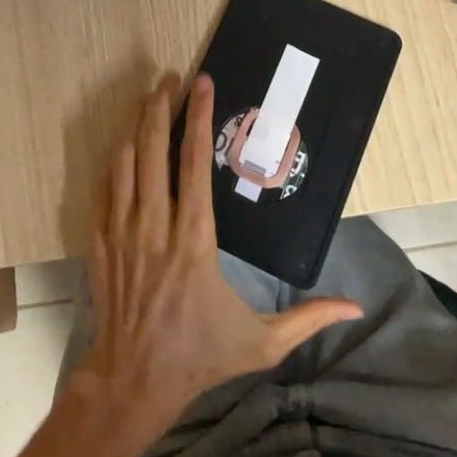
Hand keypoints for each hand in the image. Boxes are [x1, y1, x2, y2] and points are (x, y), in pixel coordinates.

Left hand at [74, 73, 362, 426]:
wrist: (133, 379)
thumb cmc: (201, 354)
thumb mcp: (263, 343)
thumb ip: (309, 319)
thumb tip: (356, 307)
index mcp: (194, 240)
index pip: (192, 163)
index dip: (198, 117)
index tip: (202, 84)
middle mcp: (153, 225)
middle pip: (152, 147)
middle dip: (160, 105)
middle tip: (169, 77)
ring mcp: (121, 230)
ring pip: (123, 160)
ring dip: (136, 123)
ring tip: (149, 98)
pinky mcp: (99, 239)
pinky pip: (103, 185)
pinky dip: (114, 157)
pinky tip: (125, 142)